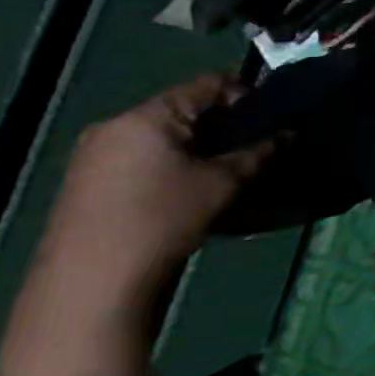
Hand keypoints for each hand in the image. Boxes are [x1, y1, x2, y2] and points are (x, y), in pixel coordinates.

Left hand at [38, 76, 276, 303]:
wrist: (88, 292)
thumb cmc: (161, 222)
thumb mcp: (222, 184)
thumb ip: (259, 152)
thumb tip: (290, 133)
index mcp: (146, 116)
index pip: (208, 84)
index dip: (246, 94)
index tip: (271, 118)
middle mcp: (113, 126)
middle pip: (182, 109)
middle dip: (221, 124)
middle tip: (251, 146)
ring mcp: (92, 156)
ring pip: (161, 135)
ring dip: (196, 146)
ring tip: (223, 171)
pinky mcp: (84, 185)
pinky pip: (139, 157)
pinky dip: (170, 164)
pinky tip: (187, 190)